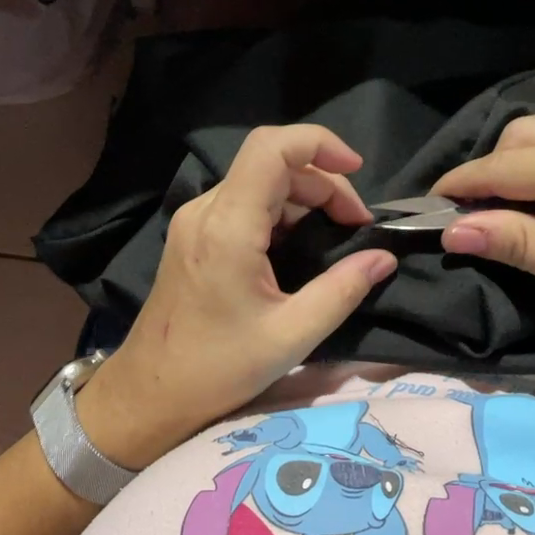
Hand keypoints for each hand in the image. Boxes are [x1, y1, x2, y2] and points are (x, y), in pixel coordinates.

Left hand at [78, 126, 398, 468]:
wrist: (151, 392)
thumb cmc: (217, 368)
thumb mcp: (291, 335)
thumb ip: (342, 290)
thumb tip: (383, 258)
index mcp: (227, 227)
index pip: (271, 148)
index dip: (319, 143)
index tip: (358, 170)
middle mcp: (205, 212)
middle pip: (271, 164)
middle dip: (323, 184)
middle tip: (356, 227)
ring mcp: (193, 223)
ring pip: (257, 183)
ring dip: (303, 200)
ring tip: (336, 238)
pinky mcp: (191, 238)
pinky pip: (242, 206)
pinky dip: (279, 214)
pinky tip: (300, 249)